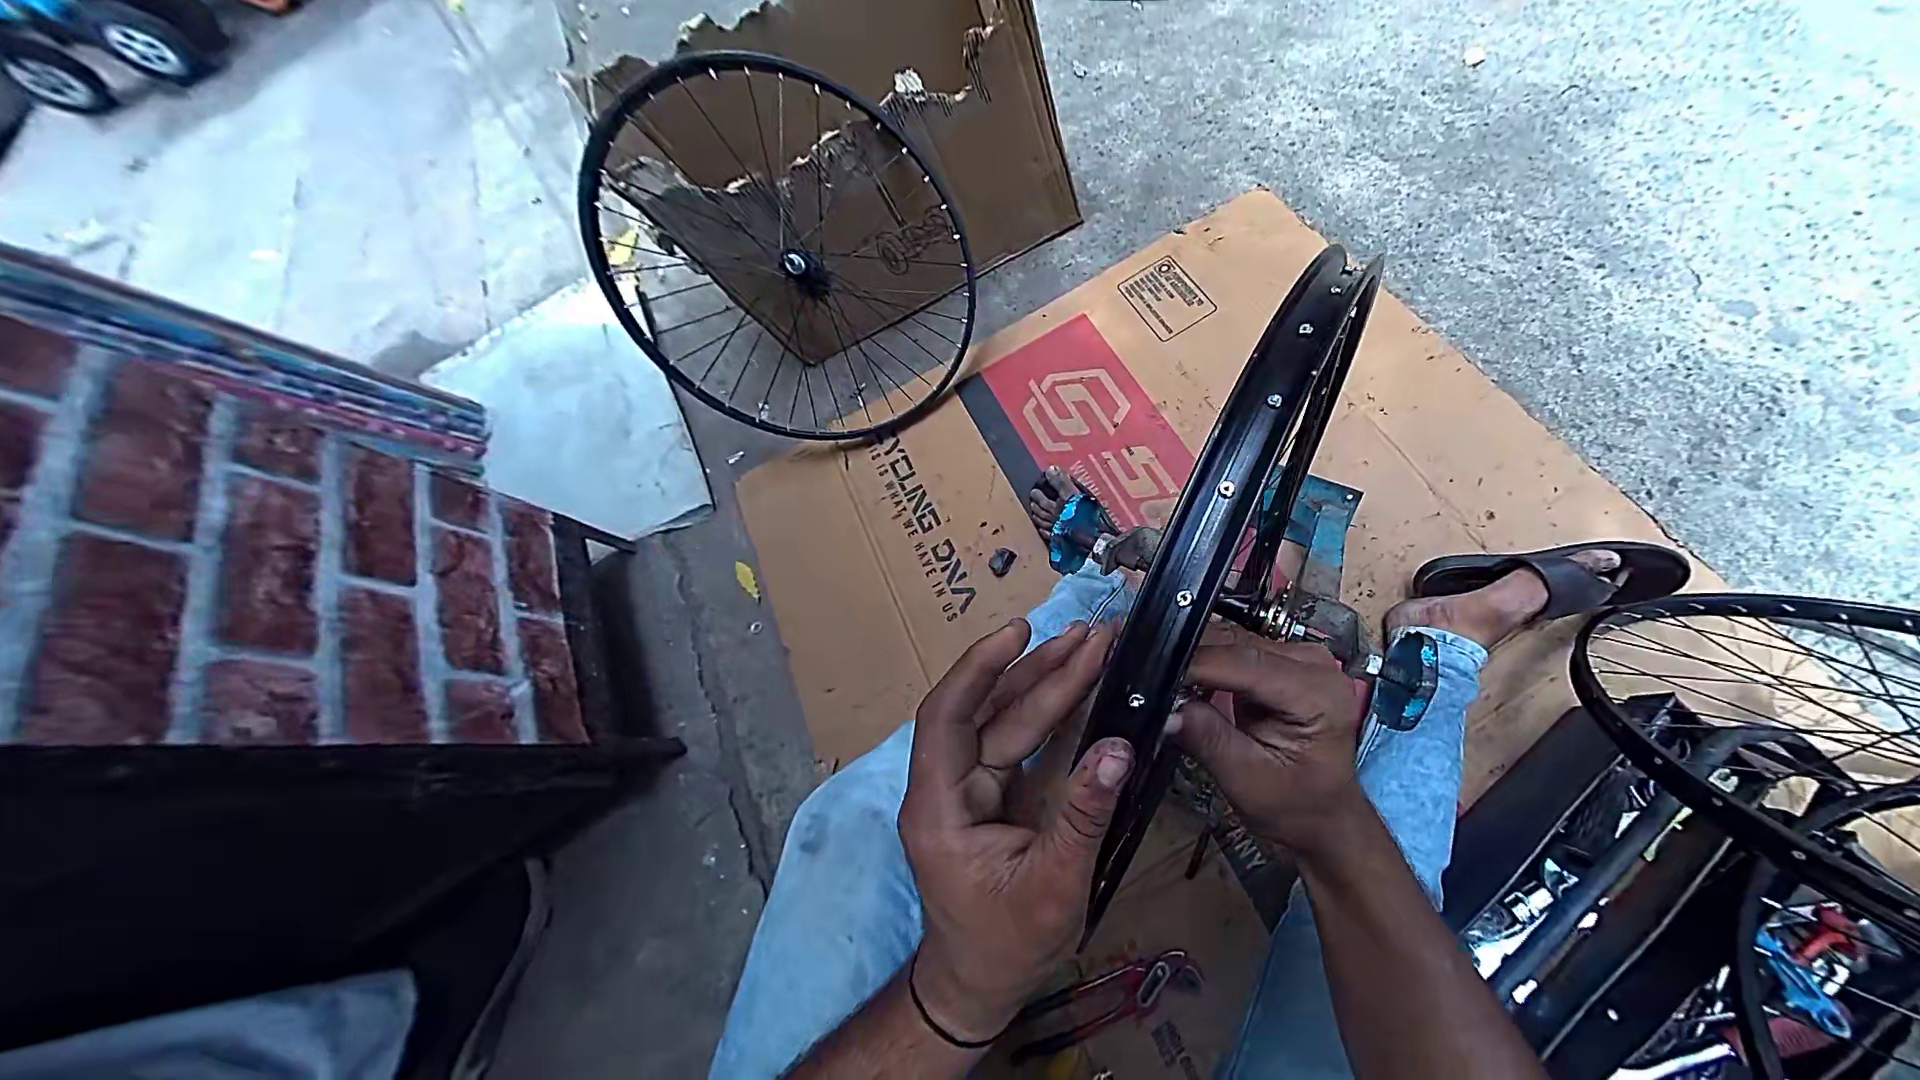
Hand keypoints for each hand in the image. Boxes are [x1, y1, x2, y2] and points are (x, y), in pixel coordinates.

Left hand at [899, 618, 1132, 1041]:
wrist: (979, 983)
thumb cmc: (1005, 946)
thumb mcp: (1052, 888)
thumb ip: (1083, 816)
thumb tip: (1118, 748)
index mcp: (937, 806)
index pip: (946, 716)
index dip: (977, 669)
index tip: (1015, 632)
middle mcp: (947, 783)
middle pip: (988, 711)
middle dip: (1039, 672)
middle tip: (1089, 637)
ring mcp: (970, 784)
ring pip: (1005, 718)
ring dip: (1046, 682)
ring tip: (1088, 646)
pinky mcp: (992, 789)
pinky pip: (1020, 740)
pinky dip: (1051, 713)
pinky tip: (1078, 685)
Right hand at [1169, 622, 1367, 853]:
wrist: (1323, 816)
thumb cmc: (1294, 805)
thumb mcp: (1246, 780)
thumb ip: (1207, 738)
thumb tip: (1164, 709)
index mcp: (1317, 692)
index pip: (1243, 661)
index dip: (1194, 665)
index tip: (1151, 677)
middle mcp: (1312, 664)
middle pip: (1233, 643)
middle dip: (1186, 658)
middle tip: (1144, 678)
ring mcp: (1297, 657)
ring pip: (1226, 639)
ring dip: (1189, 657)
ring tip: (1156, 679)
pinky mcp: (1279, 659)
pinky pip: (1229, 647)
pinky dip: (1201, 661)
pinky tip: (1179, 679)